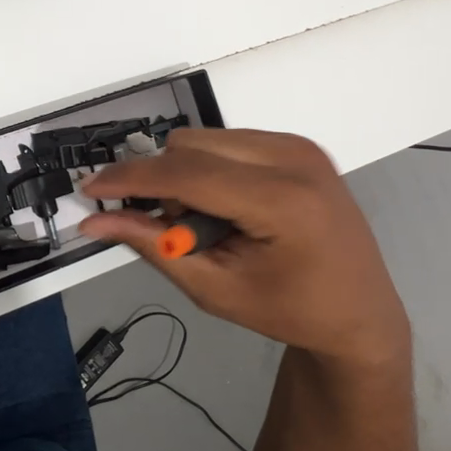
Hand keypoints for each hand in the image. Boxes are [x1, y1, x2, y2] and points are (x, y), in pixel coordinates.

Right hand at [78, 129, 408, 365]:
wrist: (359, 311)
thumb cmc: (289, 311)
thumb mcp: (214, 289)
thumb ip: (153, 247)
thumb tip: (96, 221)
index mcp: (282, 202)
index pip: (188, 172)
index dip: (132, 179)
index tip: (90, 189)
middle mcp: (294, 160)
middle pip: (191, 145)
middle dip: (162, 182)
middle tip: (169, 228)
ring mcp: (299, 147)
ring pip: (205, 138)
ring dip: (184, 174)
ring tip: (204, 222)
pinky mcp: (298, 145)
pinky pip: (227, 141)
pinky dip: (209, 169)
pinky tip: (226, 207)